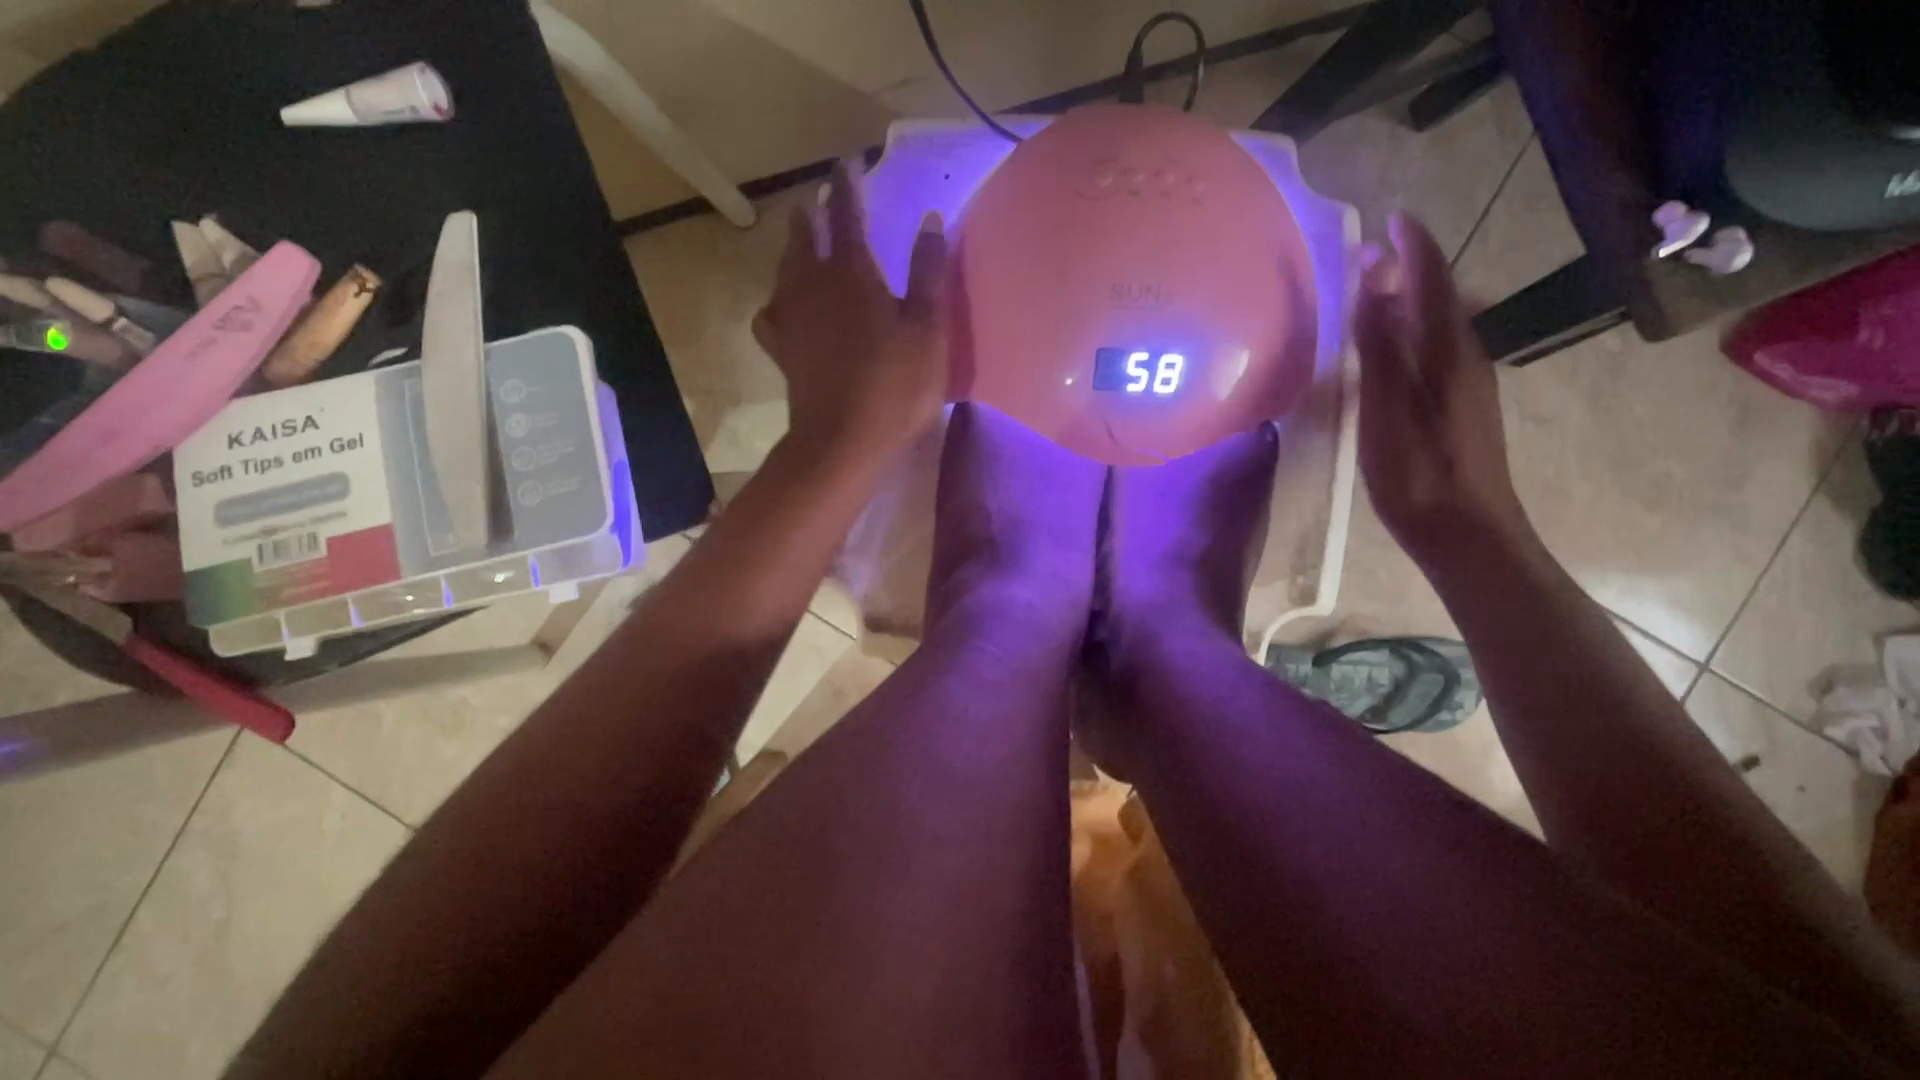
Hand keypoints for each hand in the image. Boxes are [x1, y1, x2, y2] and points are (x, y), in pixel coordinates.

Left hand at [753, 158, 950, 460]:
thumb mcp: (928, 328)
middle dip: (815, 213)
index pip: (847, 214)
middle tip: (822, 198)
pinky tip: (784, 305)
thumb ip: (928, 271)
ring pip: (785, 268)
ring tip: (801, 237)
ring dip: (794, 247)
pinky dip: (779, 299)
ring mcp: (791, 317)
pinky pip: (773, 312)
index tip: (847, 161)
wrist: (843, 441)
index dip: (848, 185)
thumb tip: (931, 219)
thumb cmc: (895, 385)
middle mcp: (813, 284)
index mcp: (851, 272)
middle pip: (806, 236)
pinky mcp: (783, 349)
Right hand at [1354, 213, 1533, 564]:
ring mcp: (1467, 386)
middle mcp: (1465, 359)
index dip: (1413, 247)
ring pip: (1441, 326)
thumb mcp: (1387, 408)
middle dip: (1413, 267)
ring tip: (1382, 290)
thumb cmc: (1420, 475)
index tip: (1393, 216)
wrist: (1469, 536)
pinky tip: (1396, 349)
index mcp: (1448, 352)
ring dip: (1415, 300)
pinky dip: (1415, 332)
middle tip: (1379, 250)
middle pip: (1441, 299)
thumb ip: (1379, 343)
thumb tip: (1374, 277)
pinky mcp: (1461, 410)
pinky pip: (1437, 351)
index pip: (1432, 281)